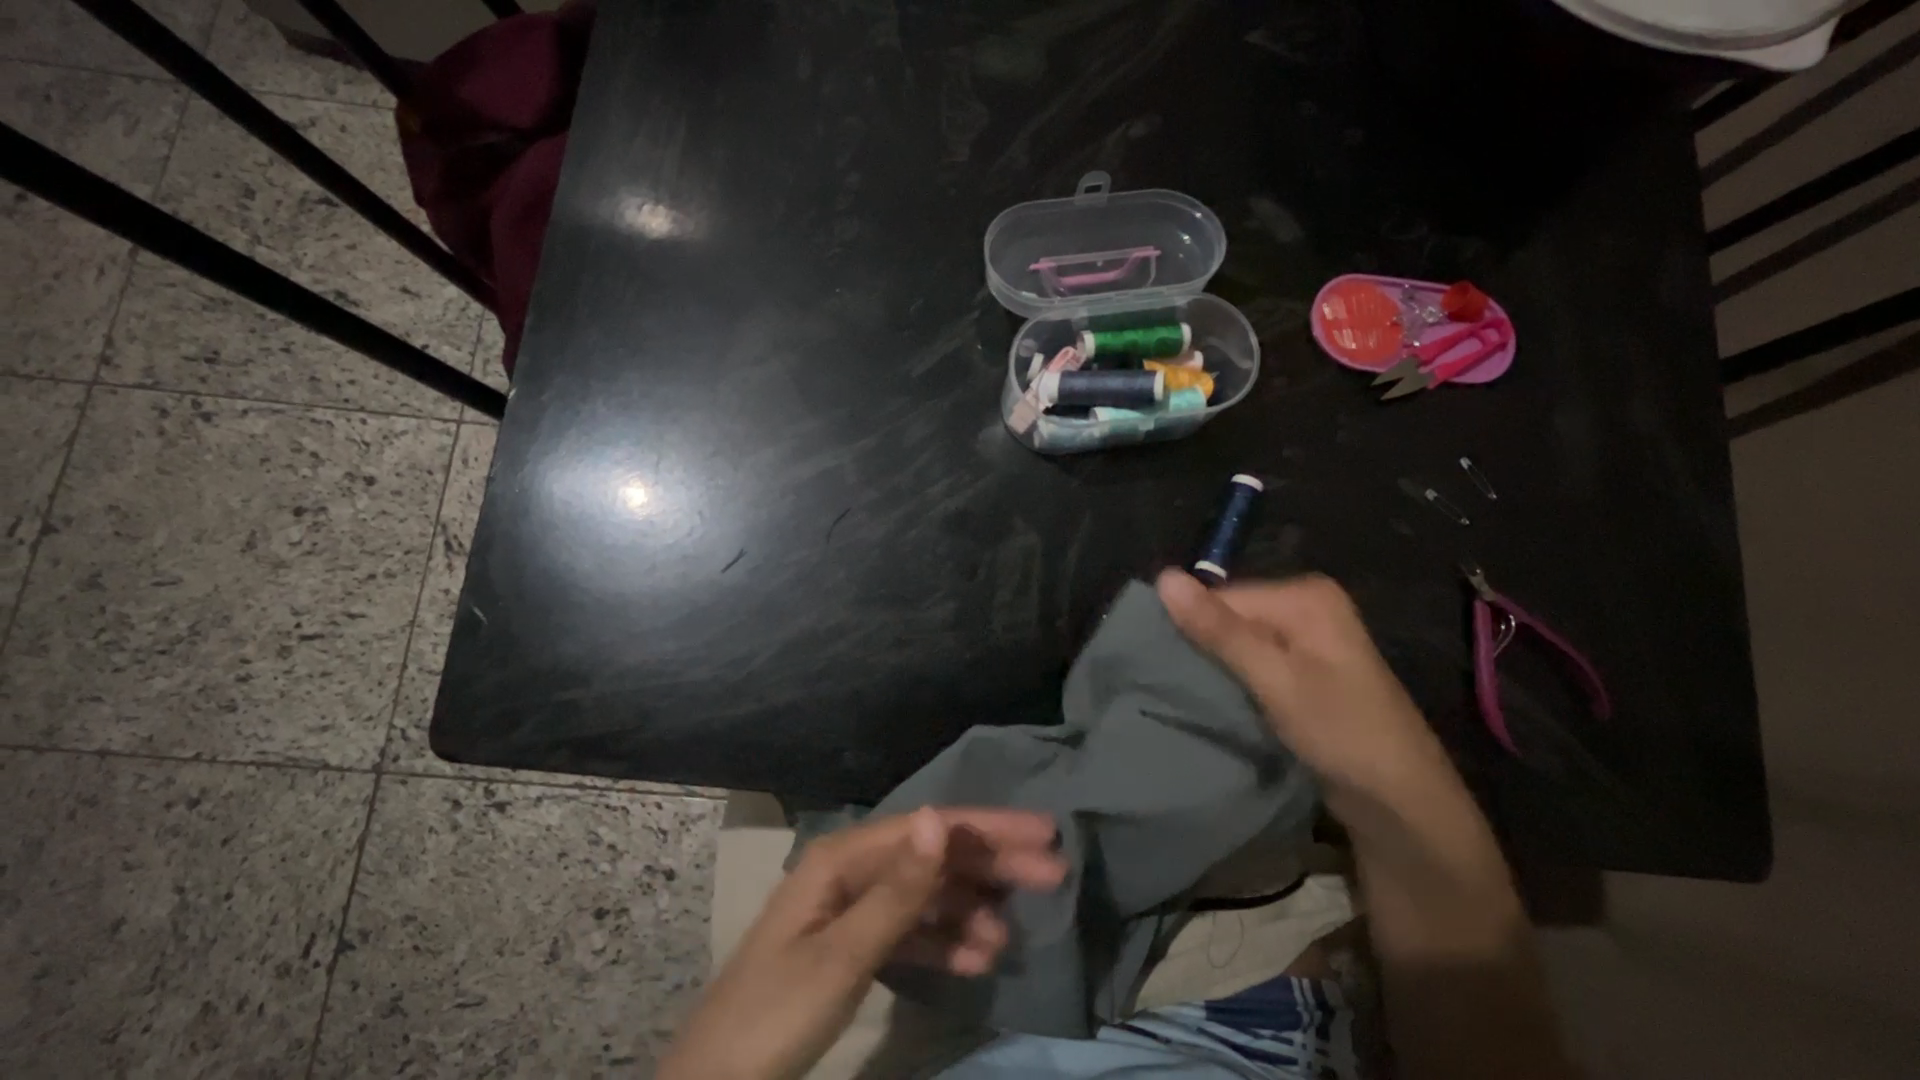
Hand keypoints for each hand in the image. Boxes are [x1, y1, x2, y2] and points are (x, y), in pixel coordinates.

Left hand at [658, 807, 1065, 1079]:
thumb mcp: (842, 954)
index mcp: (842, 860)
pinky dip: (944, 944)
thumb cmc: (777, 1012)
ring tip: (1008, 940)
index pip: (929, 830)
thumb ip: (896, 891)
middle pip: (932, 858)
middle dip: (991, 865)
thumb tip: (938, 818)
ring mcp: (850, 910)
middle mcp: (850, 873)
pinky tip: (977, 960)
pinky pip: (910, 934)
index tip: (1046, 833)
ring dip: (969, 912)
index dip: (988, 828)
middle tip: (1055, 876)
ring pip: (925, 897)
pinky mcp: (852, 947)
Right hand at [1157, 569, 1452, 815]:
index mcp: (1306, 596)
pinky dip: (1234, 686)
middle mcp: (1308, 609)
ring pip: (1238, 647)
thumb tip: (1162, 577)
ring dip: (1214, 673)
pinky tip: (1215, 708)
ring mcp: (1309, 644)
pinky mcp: (1305, 677)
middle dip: (1201, 652)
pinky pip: (1253, 668)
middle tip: (1167, 688)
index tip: (1157, 668)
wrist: (1401, 803)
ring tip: (1182, 700)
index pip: (1221, 597)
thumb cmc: (1342, 733)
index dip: (1189, 630)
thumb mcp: (1275, 678)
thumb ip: (1219, 630)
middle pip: (1230, 620)